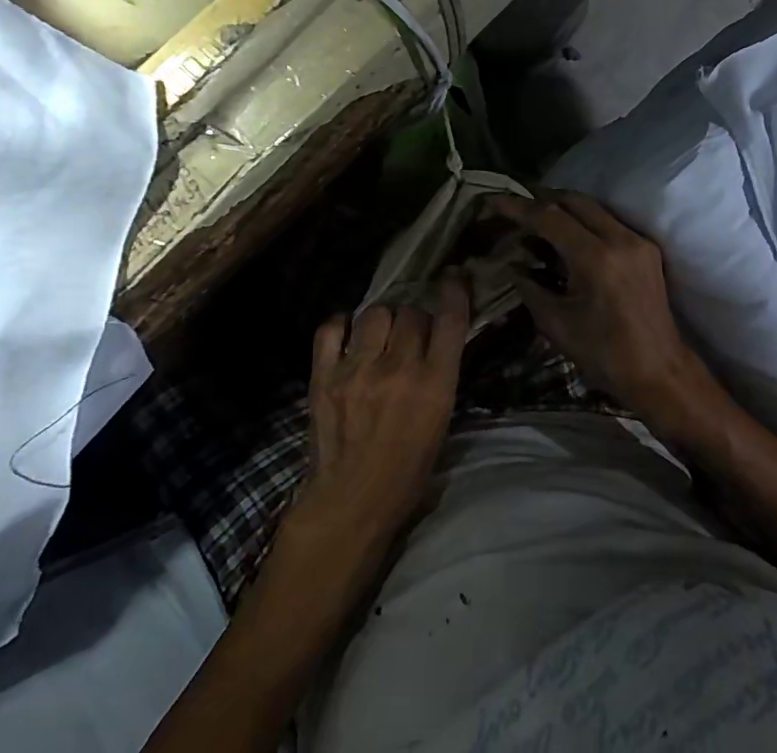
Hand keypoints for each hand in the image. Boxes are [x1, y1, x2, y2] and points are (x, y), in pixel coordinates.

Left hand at [296, 277, 469, 535]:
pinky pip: (331, 328)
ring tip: (377, 337)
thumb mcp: (440, 424)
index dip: (454, 292)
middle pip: (409, 313)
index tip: (452, 278)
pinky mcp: (323, 375)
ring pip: (374, 313)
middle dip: (413, 319)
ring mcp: (356, 369)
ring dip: (380, 320)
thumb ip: (439, 378)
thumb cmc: (407, 472)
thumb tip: (436, 342)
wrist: (352, 499)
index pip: (449, 321)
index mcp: (434, 385)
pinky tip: (346, 336)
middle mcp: (397, 369)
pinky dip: (341, 326)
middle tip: (407, 335)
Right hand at [486, 192, 722, 436]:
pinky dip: (583, 221)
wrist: (658, 372)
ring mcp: (638, 242)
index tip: (492, 201)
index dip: (517, 207)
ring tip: (536, 218)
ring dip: (563, 207)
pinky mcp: (647, 251)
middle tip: (514, 206)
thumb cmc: (603, 353)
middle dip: (541, 198)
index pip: (549, 217)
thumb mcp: (554, 323)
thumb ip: (529, 287)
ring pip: (594, 207)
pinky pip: (609, 222)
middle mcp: (620, 240)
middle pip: (574, 201)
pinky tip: (566, 236)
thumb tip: (514, 265)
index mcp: (595, 258)